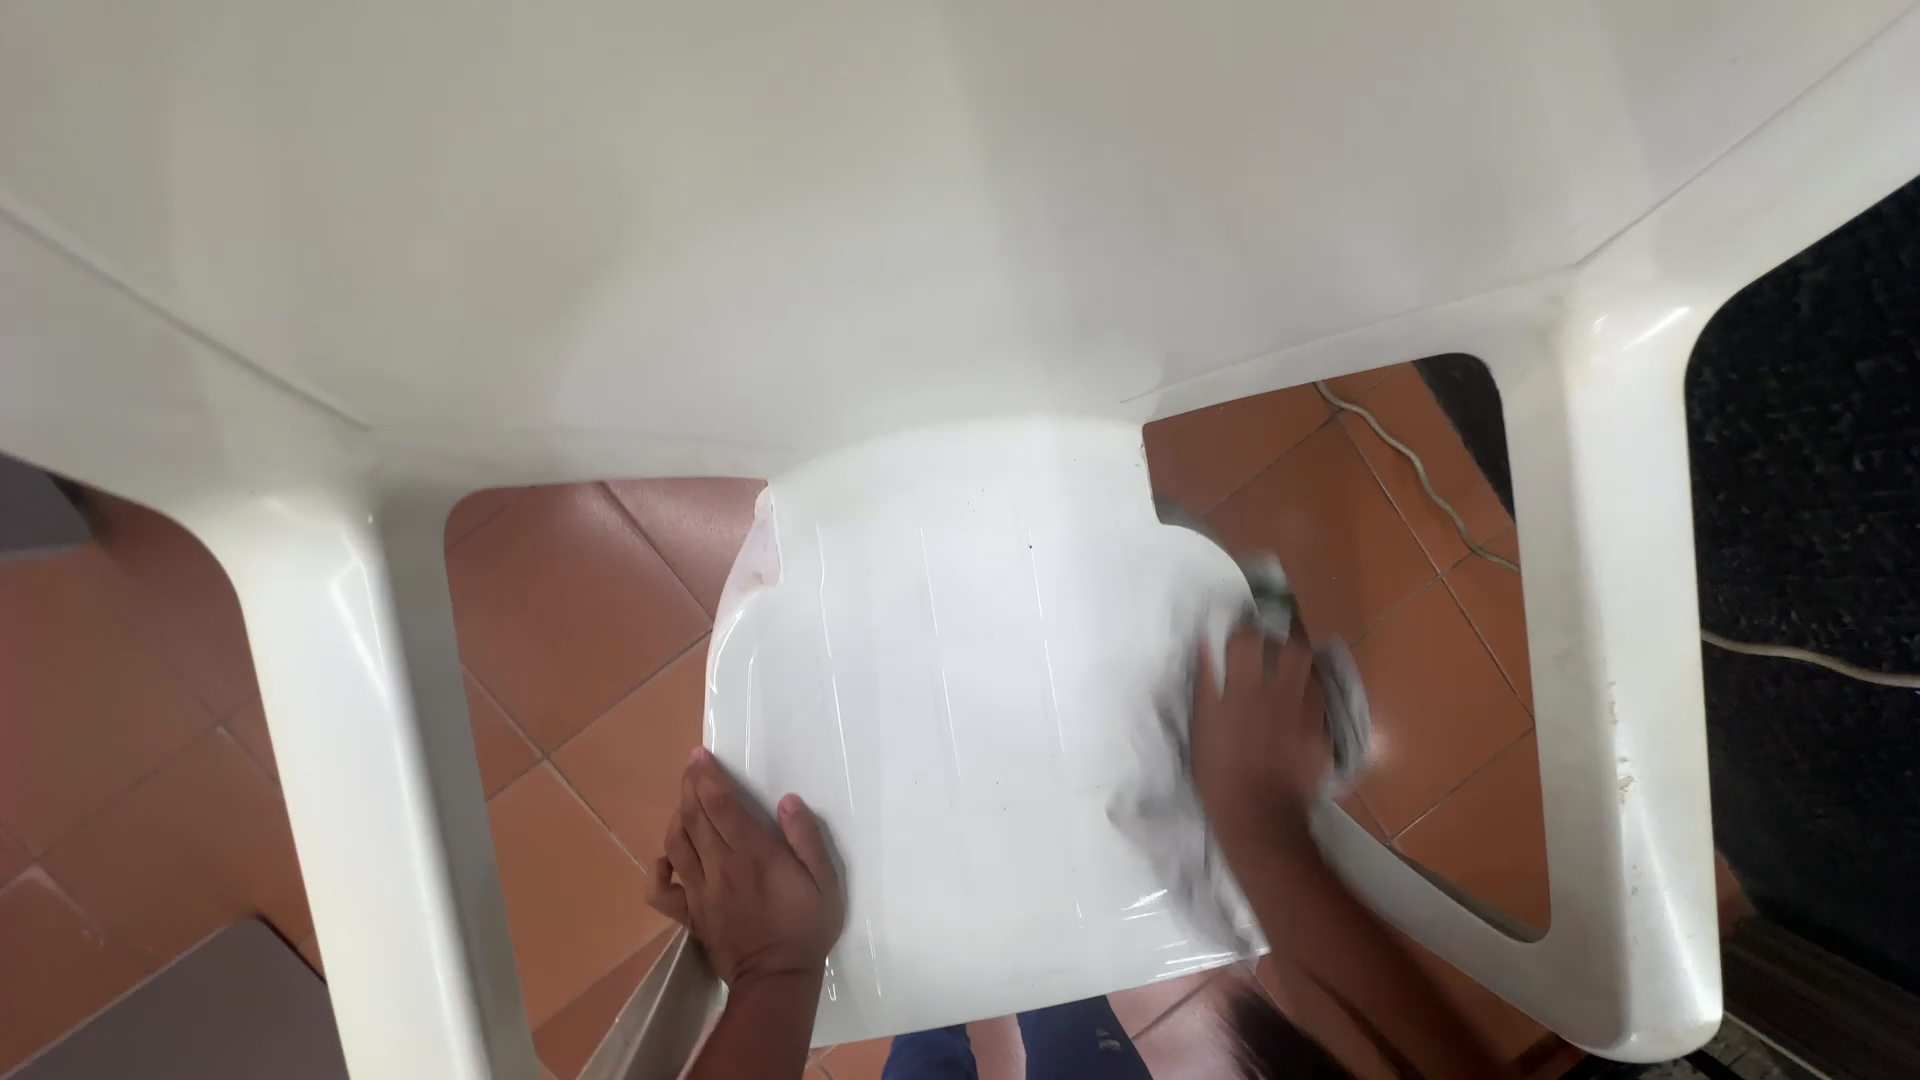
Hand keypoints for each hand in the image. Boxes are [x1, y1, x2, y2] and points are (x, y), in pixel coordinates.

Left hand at [648, 748, 845, 988]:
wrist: (778, 982)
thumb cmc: (806, 927)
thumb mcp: (825, 880)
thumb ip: (806, 838)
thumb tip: (787, 801)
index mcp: (754, 854)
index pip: (722, 806)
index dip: (708, 778)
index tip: (700, 756)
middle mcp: (721, 866)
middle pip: (695, 817)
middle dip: (690, 786)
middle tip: (692, 765)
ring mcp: (701, 892)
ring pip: (677, 844)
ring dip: (677, 815)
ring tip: (685, 799)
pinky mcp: (691, 916)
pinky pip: (661, 892)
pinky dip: (658, 869)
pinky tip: (667, 857)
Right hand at [1190, 625, 1329, 854]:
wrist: (1260, 818)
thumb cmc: (1219, 773)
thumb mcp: (1202, 726)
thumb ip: (1206, 682)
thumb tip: (1207, 645)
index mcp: (1244, 689)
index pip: (1248, 639)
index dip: (1244, 632)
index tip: (1239, 636)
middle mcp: (1280, 694)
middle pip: (1293, 648)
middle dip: (1283, 643)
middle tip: (1271, 651)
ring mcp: (1306, 714)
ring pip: (1312, 673)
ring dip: (1299, 669)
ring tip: (1286, 678)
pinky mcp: (1323, 734)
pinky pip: (1320, 704)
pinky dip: (1309, 699)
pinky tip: (1297, 711)